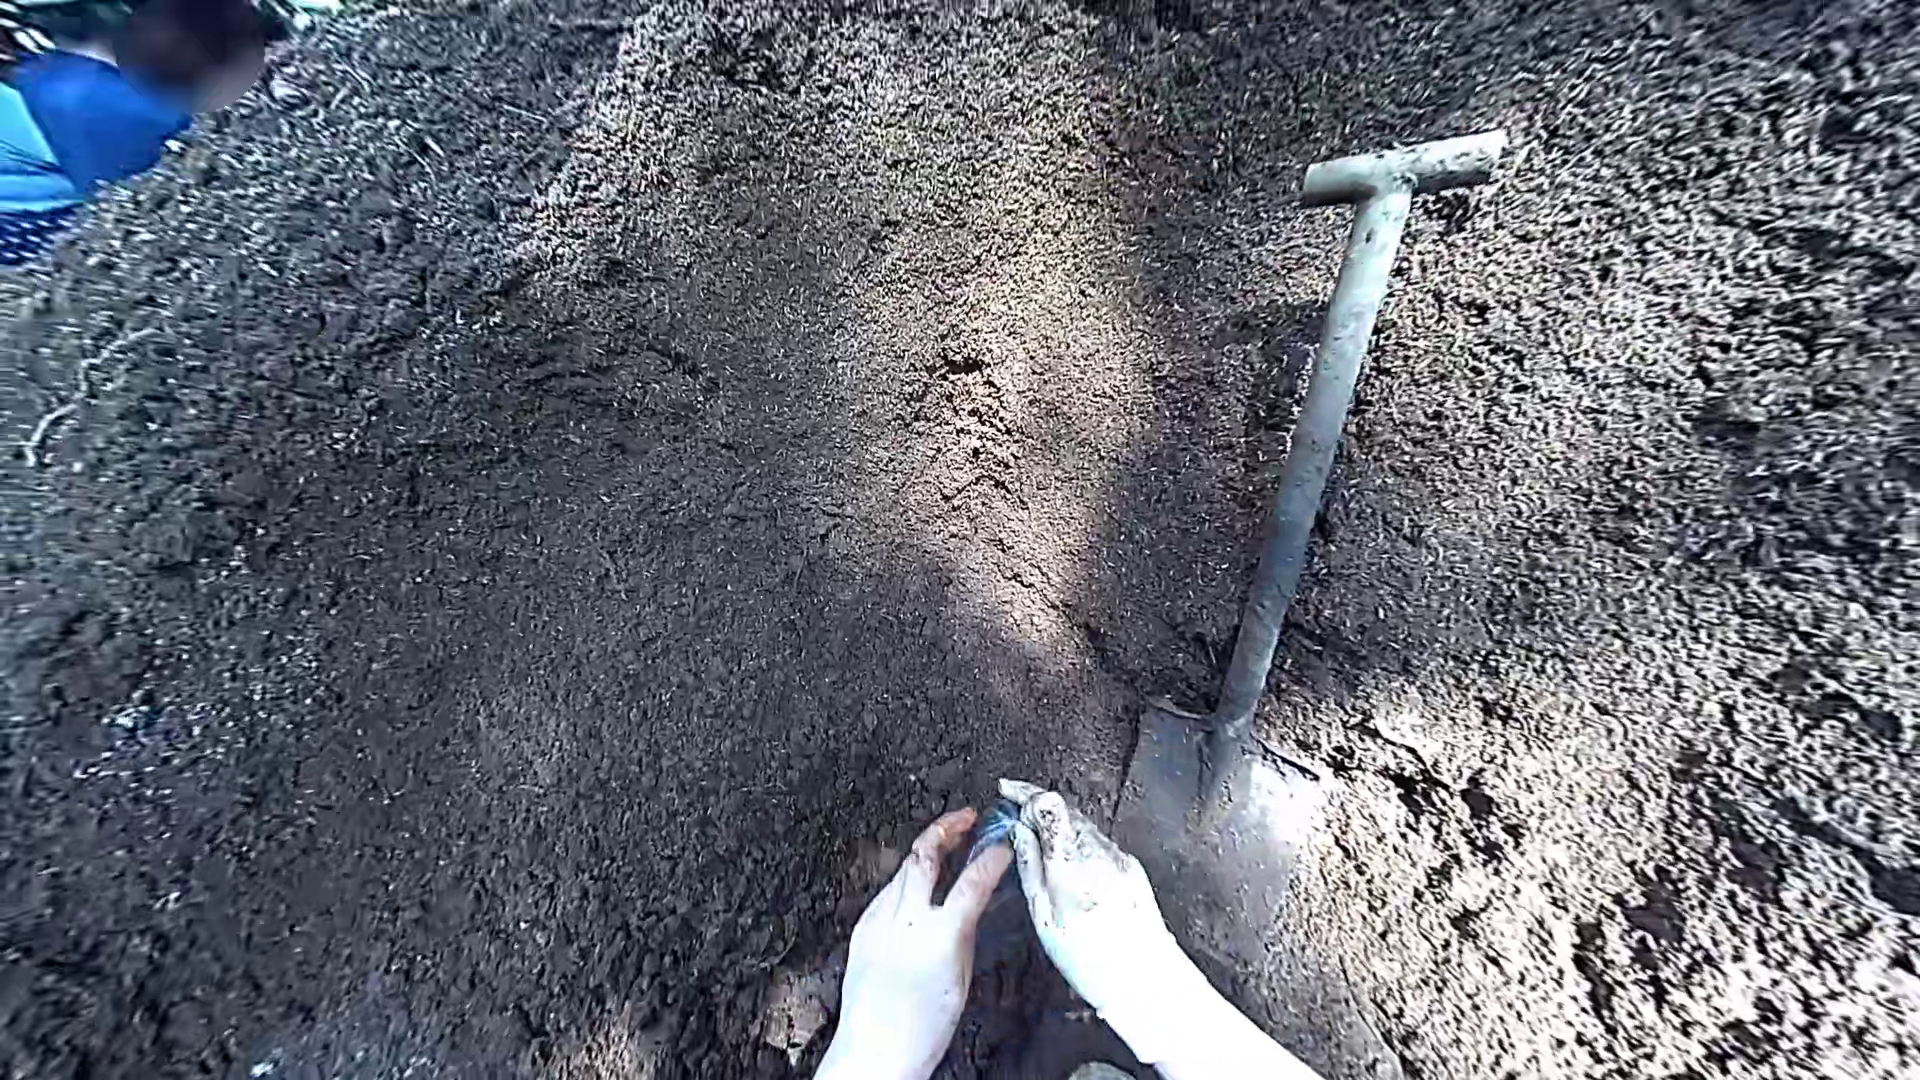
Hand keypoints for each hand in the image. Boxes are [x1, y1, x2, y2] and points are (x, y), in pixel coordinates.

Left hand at [816, 808, 1012, 1079]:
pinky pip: (890, 888)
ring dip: (929, 847)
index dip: (991, 858)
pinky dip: (909, 879)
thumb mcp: (961, 978)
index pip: (972, 882)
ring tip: (947, 841)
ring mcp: (881, 918)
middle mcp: (907, 919)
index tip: (1001, 847)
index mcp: (939, 937)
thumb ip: (966, 929)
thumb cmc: (922, 1028)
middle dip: (948, 826)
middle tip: (966, 817)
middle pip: (926, 852)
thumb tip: (975, 896)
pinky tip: (920, 884)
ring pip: (906, 865)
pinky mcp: (864, 924)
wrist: (872, 1055)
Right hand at [1000, 780, 1321, 1078]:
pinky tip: (1065, 854)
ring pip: (1078, 820)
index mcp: (1070, 866)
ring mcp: (1116, 854)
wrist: (1150, 983)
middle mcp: (1096, 852)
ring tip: (1035, 830)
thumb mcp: (1044, 918)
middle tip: (1014, 804)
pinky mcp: (1128, 861)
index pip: (1048, 804)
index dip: (1025, 792)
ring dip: (1054, 819)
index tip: (1007, 791)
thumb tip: (1019, 830)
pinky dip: (1074, 836)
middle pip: (1062, 807)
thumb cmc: (1094, 961)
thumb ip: (1030, 865)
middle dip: (1035, 802)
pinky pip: (1094, 837)